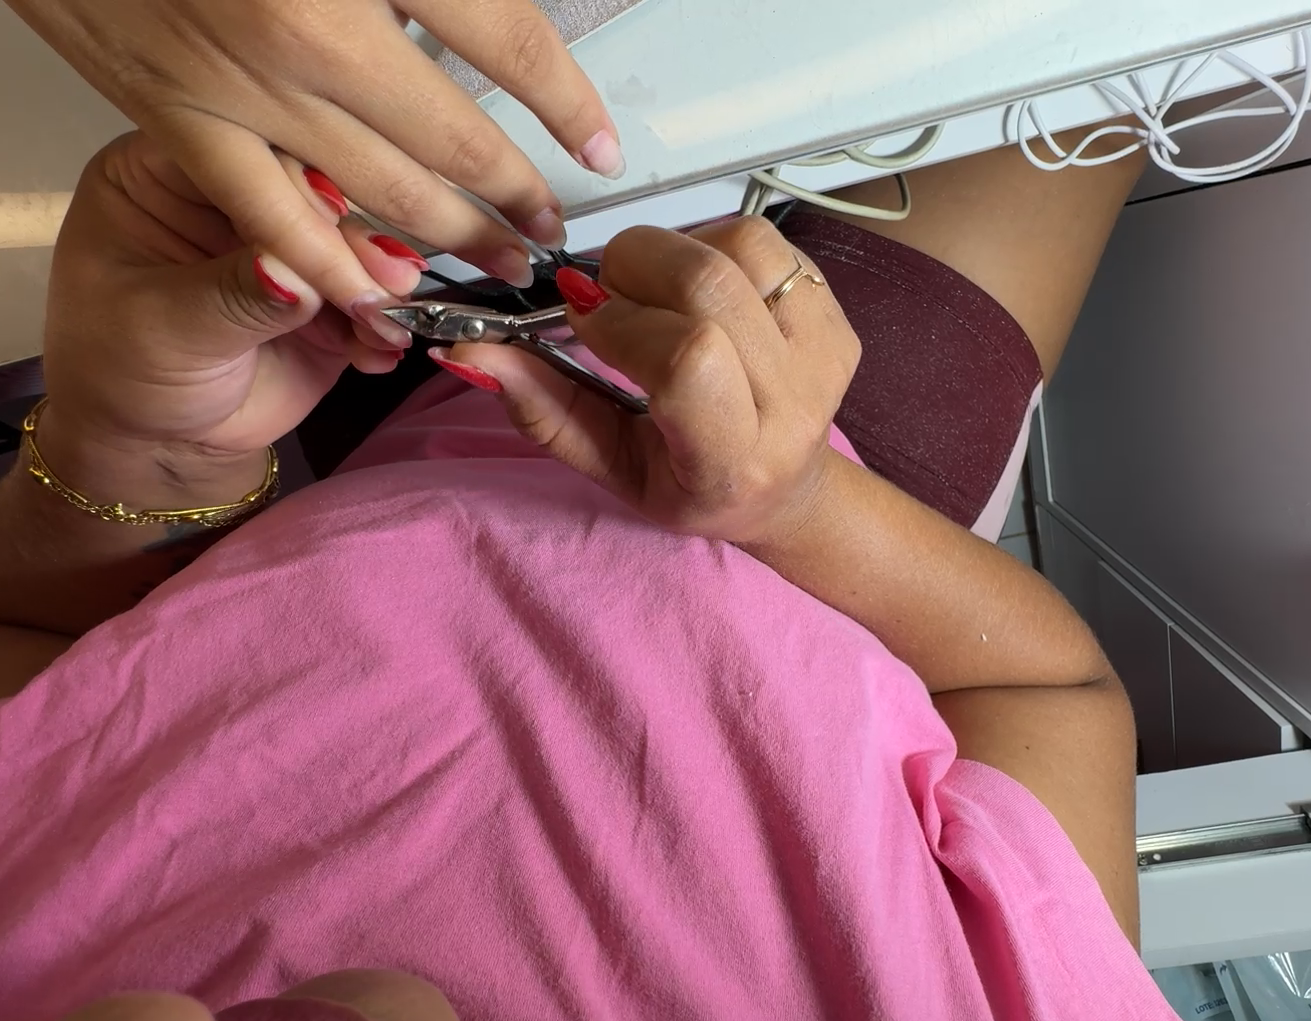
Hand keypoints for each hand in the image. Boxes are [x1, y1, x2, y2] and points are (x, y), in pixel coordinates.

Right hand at [5, 0, 619, 313]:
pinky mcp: (174, 119)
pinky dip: (337, 269)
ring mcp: (237, 81)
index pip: (504, 38)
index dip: (565, 99)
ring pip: (384, 192)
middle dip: (516, 194)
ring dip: (456, 239)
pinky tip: (387, 300)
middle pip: (455, 139)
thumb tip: (483, 14)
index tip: (601, 144)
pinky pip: (275, 222)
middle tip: (550, 229)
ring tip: (504, 265)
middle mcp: (302, 26)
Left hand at [39, 133, 423, 467]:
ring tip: (390, 328)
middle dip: (355, 245)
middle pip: (312, 203)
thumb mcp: (164, 328)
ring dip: (381, 291)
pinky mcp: (329, 307)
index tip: (335, 223)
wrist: (168, 441)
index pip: (242, 161)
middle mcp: (237, 208)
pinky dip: (382, 331)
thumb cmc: (126, 371)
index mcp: (169, 181)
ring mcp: (291, 258)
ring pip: (353, 255)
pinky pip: (369, 307)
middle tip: (393, 281)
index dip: (293, 189)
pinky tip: (380, 356)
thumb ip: (232, 297)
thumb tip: (296, 276)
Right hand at [449, 218, 860, 546]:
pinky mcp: (838, 318)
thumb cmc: (695, 489)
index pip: (689, 362)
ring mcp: (824, 355)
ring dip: (678, 251)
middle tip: (612, 296)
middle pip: (710, 287)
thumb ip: (548, 414)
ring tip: (658, 295)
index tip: (587, 320)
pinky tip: (703, 293)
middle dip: (635, 267)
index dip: (623, 322)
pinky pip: (768, 241)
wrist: (785, 488)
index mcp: (732, 460)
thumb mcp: (615, 471)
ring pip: (743, 246)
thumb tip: (472, 351)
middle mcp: (793, 405)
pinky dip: (716, 245)